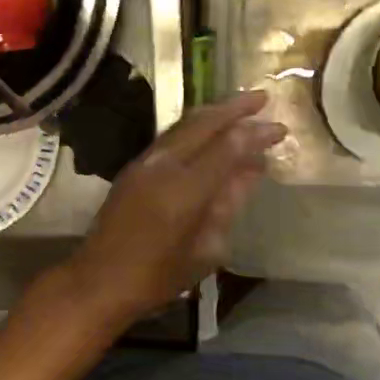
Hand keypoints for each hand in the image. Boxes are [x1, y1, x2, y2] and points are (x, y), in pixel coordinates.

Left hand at [61, 91, 285, 323]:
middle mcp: (163, 166)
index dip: (256, 134)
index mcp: (185, 190)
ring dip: (213, 114)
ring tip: (239, 108)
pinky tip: (207, 132)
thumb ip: (228, 204)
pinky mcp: (133, 169)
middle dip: (235, 108)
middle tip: (263, 98)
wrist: (99, 281)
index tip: (280, 128)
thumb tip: (250, 171)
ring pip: (183, 126)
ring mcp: (144, 164)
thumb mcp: (206, 249)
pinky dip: (193, 129)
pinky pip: (170, 138)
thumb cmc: (157, 277)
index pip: (228, 146)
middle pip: (203, 124)